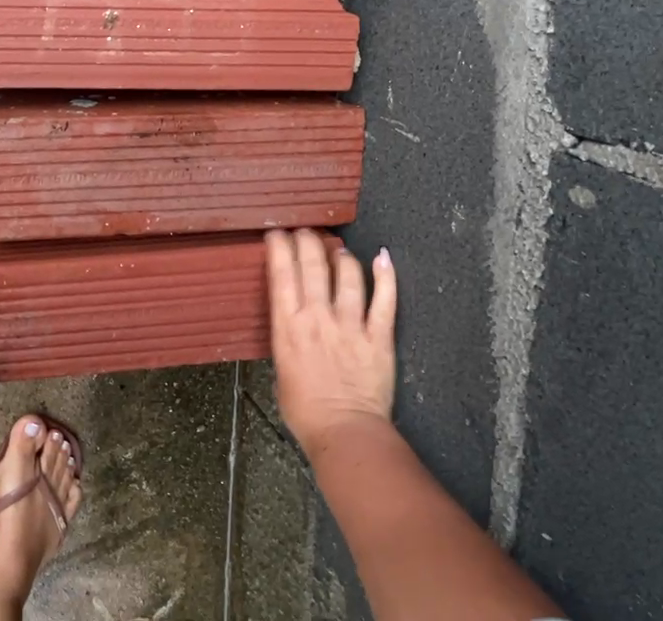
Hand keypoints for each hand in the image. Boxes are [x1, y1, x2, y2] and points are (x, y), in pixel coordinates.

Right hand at [266, 230, 397, 457]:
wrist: (344, 431)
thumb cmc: (304, 408)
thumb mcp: (280, 367)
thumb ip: (289, 337)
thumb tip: (295, 322)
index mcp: (287, 325)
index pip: (281, 273)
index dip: (279, 247)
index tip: (277, 233)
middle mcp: (316, 317)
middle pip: (313, 266)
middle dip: (308, 241)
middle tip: (307, 231)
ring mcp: (350, 325)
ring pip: (347, 276)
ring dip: (341, 255)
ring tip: (338, 247)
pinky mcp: (378, 338)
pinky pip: (384, 300)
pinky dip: (385, 276)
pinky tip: (382, 258)